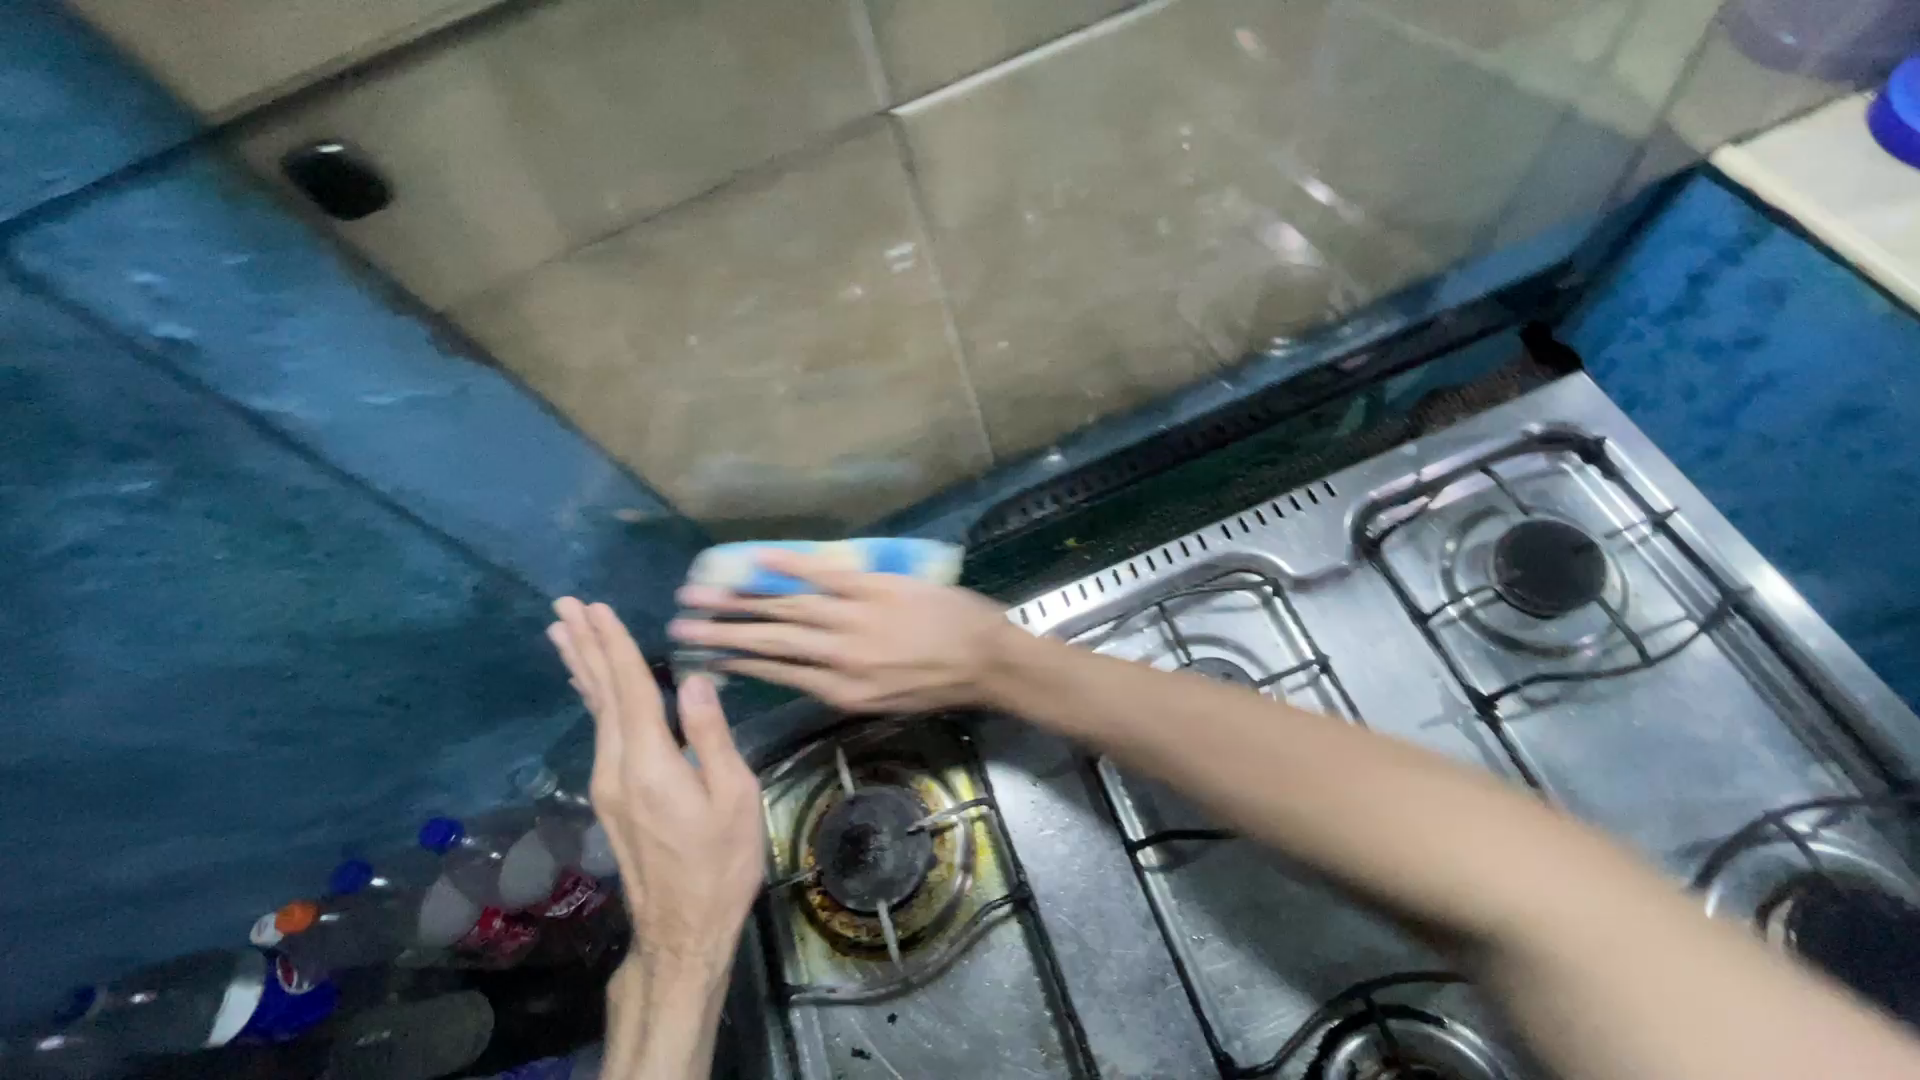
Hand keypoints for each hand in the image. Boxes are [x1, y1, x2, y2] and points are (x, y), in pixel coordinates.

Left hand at [546, 598, 763, 977]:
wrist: (683, 928)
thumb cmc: (721, 863)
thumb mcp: (734, 797)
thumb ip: (711, 736)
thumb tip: (693, 680)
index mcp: (650, 763)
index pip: (629, 690)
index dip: (616, 646)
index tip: (599, 608)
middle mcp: (617, 768)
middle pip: (600, 695)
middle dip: (586, 646)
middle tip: (565, 606)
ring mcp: (608, 785)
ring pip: (593, 713)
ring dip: (581, 668)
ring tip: (563, 634)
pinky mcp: (611, 798)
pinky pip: (599, 732)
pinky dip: (591, 699)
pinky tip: (587, 688)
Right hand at [666, 549, 1018, 712]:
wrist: (985, 659)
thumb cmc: (939, 685)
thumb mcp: (887, 703)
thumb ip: (844, 687)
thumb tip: (806, 669)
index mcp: (842, 692)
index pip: (778, 675)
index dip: (738, 664)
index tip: (706, 657)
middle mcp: (837, 658)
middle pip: (770, 643)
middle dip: (722, 634)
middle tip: (680, 627)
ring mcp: (853, 620)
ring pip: (786, 609)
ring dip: (740, 601)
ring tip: (700, 594)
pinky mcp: (871, 590)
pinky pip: (823, 575)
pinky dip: (788, 566)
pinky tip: (755, 559)